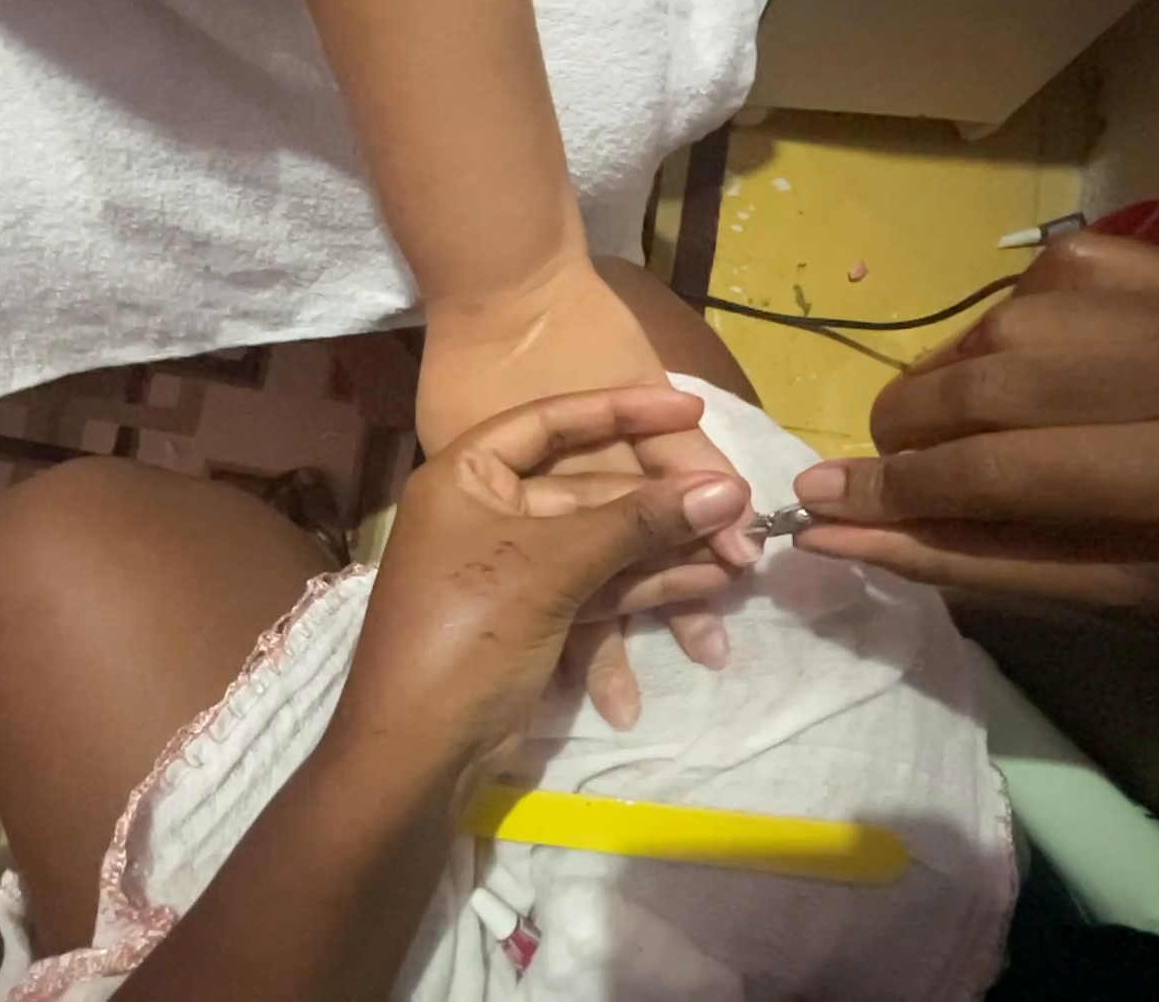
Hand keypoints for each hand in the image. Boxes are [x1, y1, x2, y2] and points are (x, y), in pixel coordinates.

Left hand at [336, 387, 750, 778]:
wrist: (419, 753)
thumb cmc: (466, 632)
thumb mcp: (549, 567)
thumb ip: (636, 523)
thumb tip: (728, 489)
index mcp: (468, 474)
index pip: (552, 421)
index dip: (623, 409)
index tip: (691, 406)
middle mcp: (489, 508)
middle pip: (588, 490)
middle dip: (660, 506)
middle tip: (738, 511)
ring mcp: (515, 564)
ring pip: (601, 542)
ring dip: (664, 550)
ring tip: (737, 557)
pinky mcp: (535, 610)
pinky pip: (596, 584)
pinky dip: (642, 588)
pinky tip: (702, 588)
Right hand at [789, 234, 1158, 639]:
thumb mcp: (1103, 599)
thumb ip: (957, 560)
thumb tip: (828, 531)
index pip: (998, 473)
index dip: (890, 491)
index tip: (813, 502)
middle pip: (989, 384)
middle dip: (903, 432)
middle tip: (890, 465)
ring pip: (1004, 321)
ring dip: (947, 376)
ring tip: (956, 421)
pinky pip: (1055, 270)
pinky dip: (1005, 317)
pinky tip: (1017, 360)